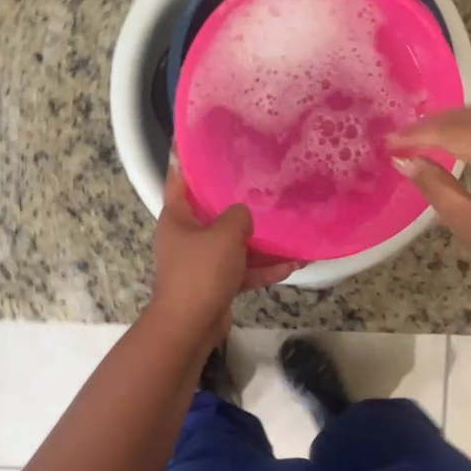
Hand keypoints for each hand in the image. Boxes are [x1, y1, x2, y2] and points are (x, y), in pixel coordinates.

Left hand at [149, 161, 297, 338]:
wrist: (190, 325)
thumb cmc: (200, 271)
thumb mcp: (224, 233)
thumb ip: (239, 216)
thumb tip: (244, 216)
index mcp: (177, 217)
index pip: (180, 180)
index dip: (190, 161)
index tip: (209, 145)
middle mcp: (186, 236)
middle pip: (214, 213)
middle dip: (239, 204)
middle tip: (264, 184)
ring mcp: (200, 262)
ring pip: (233, 244)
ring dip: (260, 242)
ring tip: (291, 231)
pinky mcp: (215, 284)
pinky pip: (242, 270)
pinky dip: (262, 268)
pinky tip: (292, 264)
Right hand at [388, 108, 470, 289]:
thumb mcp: (469, 225)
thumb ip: (437, 188)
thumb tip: (407, 162)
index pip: (451, 133)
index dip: (417, 135)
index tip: (389, 143)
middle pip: (467, 116)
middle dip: (431, 123)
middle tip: (399, 138)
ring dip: (450, 121)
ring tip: (419, 135)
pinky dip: (469, 124)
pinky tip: (451, 137)